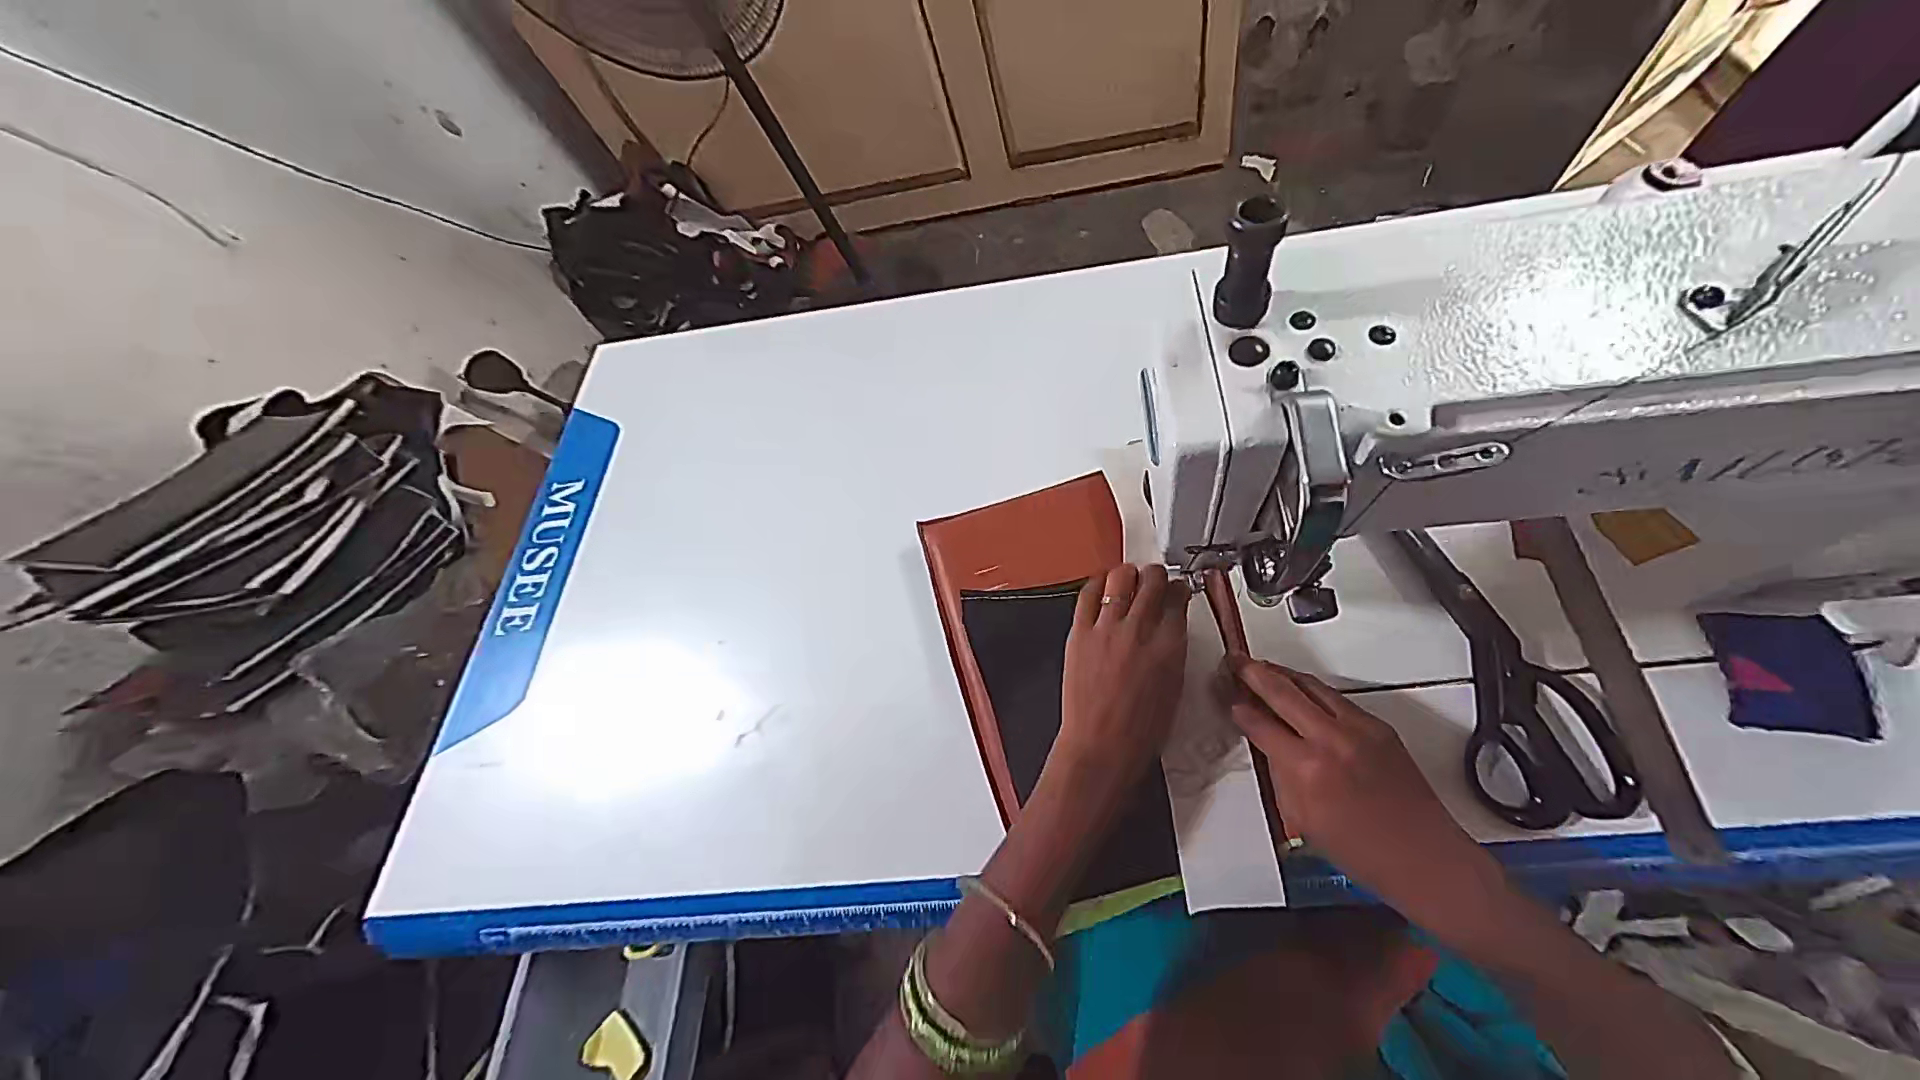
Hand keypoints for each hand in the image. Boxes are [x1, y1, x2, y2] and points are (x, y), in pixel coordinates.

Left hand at [1053, 564, 1189, 791]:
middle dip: (1155, 576)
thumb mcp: (1174, 687)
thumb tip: (1168, 633)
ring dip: (1128, 574)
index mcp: (1170, 646)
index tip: (1176, 590)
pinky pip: (1087, 595)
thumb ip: (1172, 653)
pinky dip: (1096, 584)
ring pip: (1120, 579)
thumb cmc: (1139, 729)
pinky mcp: (1080, 633)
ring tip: (1129, 576)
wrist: (1102, 744)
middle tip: (1154, 578)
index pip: (1177, 599)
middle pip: (1151, 582)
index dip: (1177, 590)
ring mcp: (1107, 629)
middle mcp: (1140, 630)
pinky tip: (1100, 583)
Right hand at [1221, 657, 1507, 934]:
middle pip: (1282, 690)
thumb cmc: (1366, 851)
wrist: (1426, 860)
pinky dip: (1313, 690)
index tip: (1230, 699)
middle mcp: (1332, 740)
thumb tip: (1265, 744)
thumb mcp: (1302, 817)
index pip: (1259, 723)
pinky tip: (1302, 691)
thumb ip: (1279, 773)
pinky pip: (1337, 698)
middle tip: (1237, 662)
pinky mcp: (1380, 728)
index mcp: (1306, 767)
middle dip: (1254, 673)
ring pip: (1311, 685)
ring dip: (1283, 674)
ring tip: (1264, 668)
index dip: (1239, 708)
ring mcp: (1360, 730)